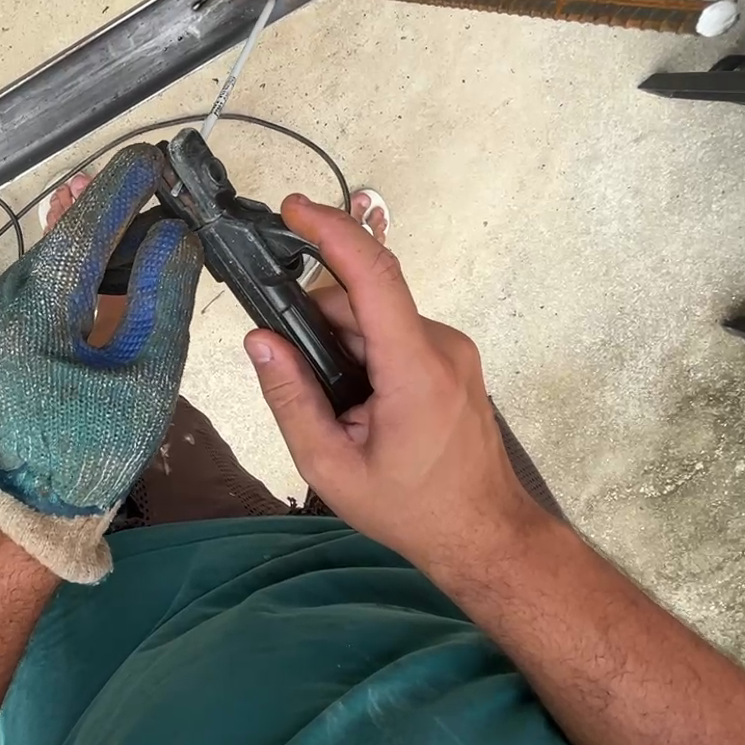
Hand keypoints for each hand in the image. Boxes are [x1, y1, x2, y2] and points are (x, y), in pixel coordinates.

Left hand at [0, 145, 201, 582]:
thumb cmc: (100, 443)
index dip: (123, 188)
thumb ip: (160, 295)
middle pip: (65, 234)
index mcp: (39, 313)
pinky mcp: (3, 325)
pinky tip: (100, 238)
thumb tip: (174, 235)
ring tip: (140, 202)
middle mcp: (7, 303)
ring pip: (53, 252)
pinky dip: (79, 256)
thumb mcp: (147, 371)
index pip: (85, 229)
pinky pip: (45, 276)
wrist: (42, 495)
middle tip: (159, 181)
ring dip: (96, 226)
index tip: (156, 159)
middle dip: (112, 202)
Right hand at [244, 193, 537, 565]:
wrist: (486, 536)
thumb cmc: (410, 509)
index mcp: (414, 369)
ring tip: (336, 406)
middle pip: (360, 301)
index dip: (331, 233)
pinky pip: (391, 332)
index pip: (373, 277)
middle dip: (314, 324)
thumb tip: (258, 340)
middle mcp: (440, 344)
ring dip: (338, 344)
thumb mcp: (330, 465)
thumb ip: (289, 398)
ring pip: (373, 318)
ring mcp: (451, 349)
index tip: (294, 208)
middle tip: (292, 376)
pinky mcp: (450, 357)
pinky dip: (360, 351)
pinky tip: (356, 400)